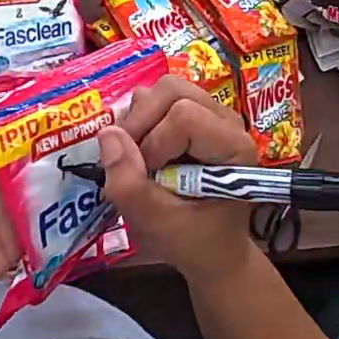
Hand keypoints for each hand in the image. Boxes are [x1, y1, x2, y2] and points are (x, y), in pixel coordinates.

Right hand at [98, 76, 260, 283]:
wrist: (212, 249)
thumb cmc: (193, 240)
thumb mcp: (156, 224)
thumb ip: (128, 184)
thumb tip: (106, 134)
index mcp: (232, 146)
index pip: (184, 117)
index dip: (154, 144)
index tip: (150, 179)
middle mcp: (226, 120)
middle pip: (172, 90)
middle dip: (140, 122)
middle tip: (132, 160)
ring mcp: (210, 112)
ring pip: (163, 89)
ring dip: (138, 121)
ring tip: (139, 157)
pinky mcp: (193, 113)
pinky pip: (158, 99)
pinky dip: (140, 121)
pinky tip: (143, 152)